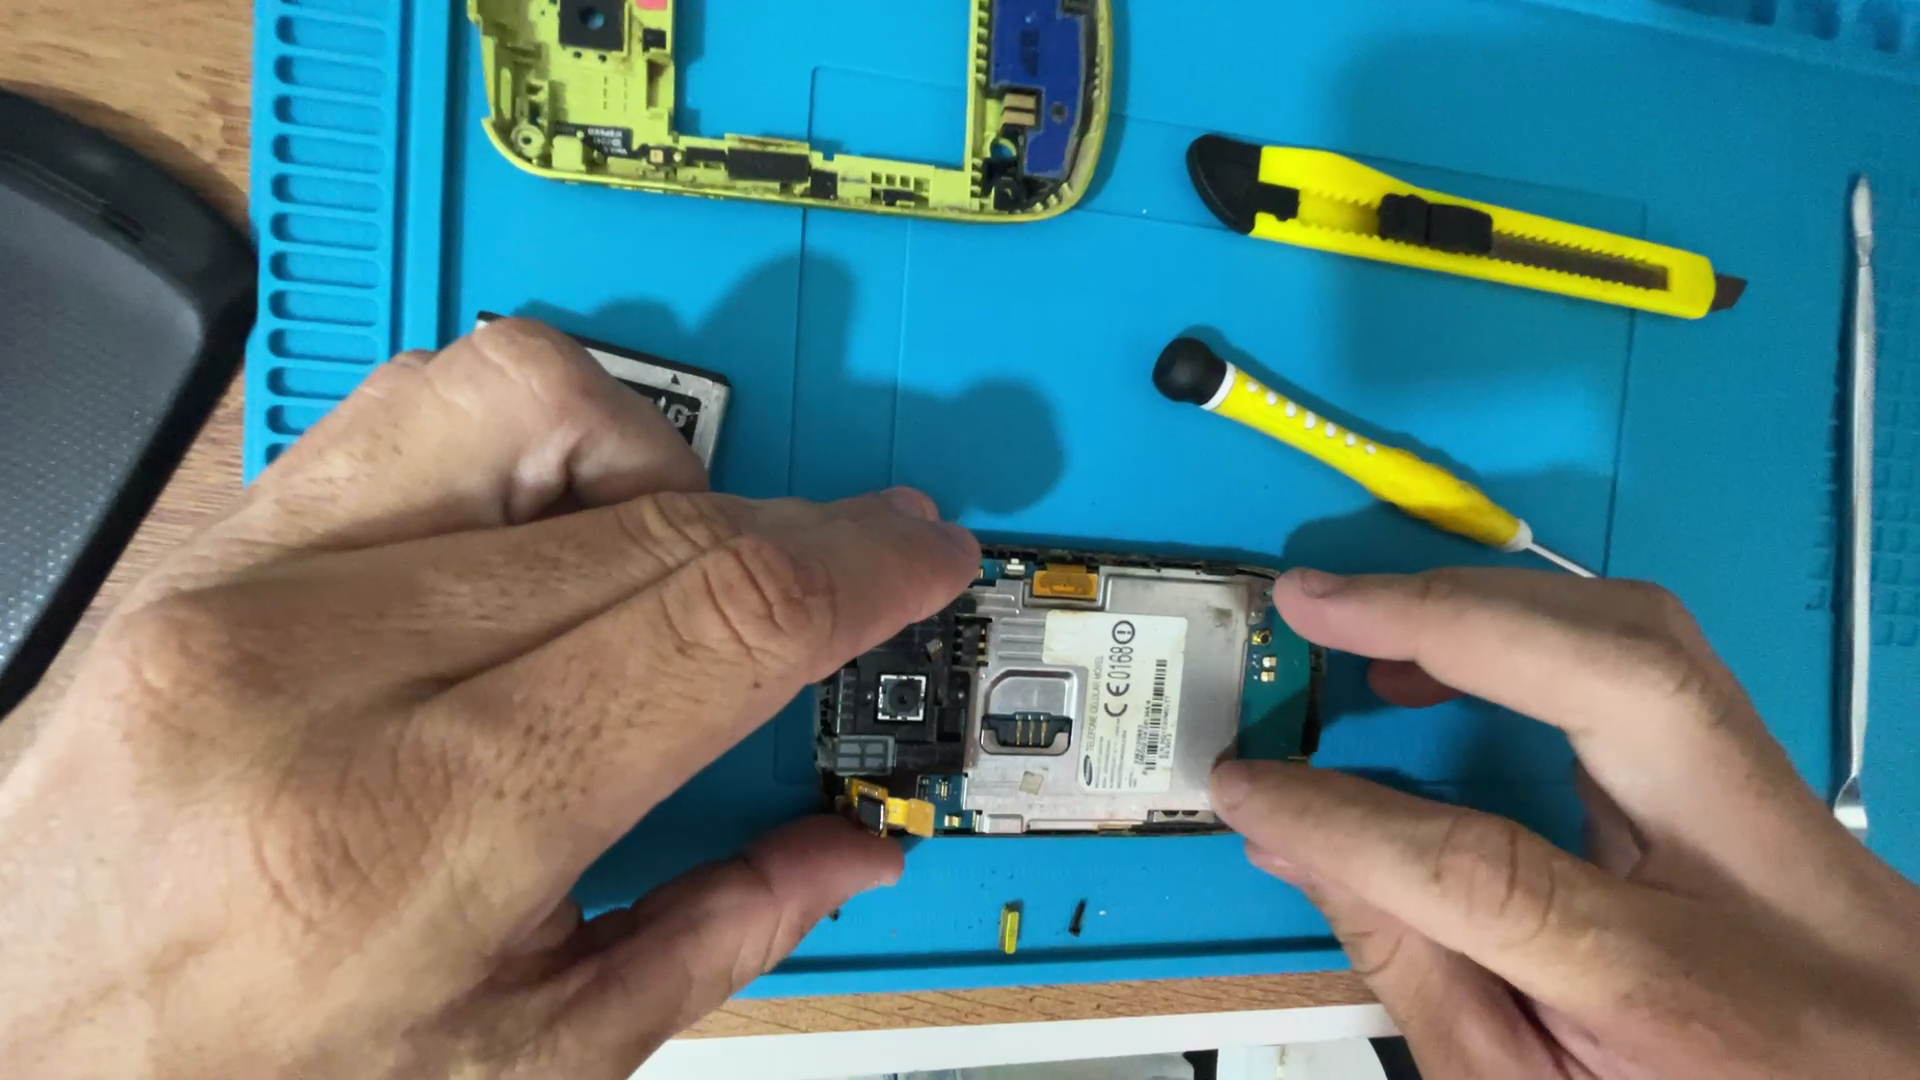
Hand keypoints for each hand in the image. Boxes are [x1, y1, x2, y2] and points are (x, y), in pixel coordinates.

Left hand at [0, 319, 980, 1077]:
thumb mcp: (525, 1069)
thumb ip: (720, 932)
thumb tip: (850, 849)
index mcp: (422, 824)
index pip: (722, 618)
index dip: (860, 569)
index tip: (924, 556)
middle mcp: (322, 664)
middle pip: (668, 518)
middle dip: (817, 530)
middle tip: (871, 558)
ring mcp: (246, 577)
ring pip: (541, 396)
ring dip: (674, 463)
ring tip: (691, 552)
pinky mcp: (216, 541)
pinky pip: (434, 399)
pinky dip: (551, 429)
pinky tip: (575, 518)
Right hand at [1212, 569, 1919, 1078]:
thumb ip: (1404, 963)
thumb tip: (1284, 838)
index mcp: (1709, 1007)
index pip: (1483, 869)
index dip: (1336, 816)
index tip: (1240, 781)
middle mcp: (1788, 885)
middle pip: (1624, 678)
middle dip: (1439, 617)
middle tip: (1311, 599)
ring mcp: (1805, 818)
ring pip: (1647, 637)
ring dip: (1478, 603)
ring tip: (1358, 621)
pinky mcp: (1782, 783)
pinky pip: (1648, 658)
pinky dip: (1519, 631)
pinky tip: (1436, 668)